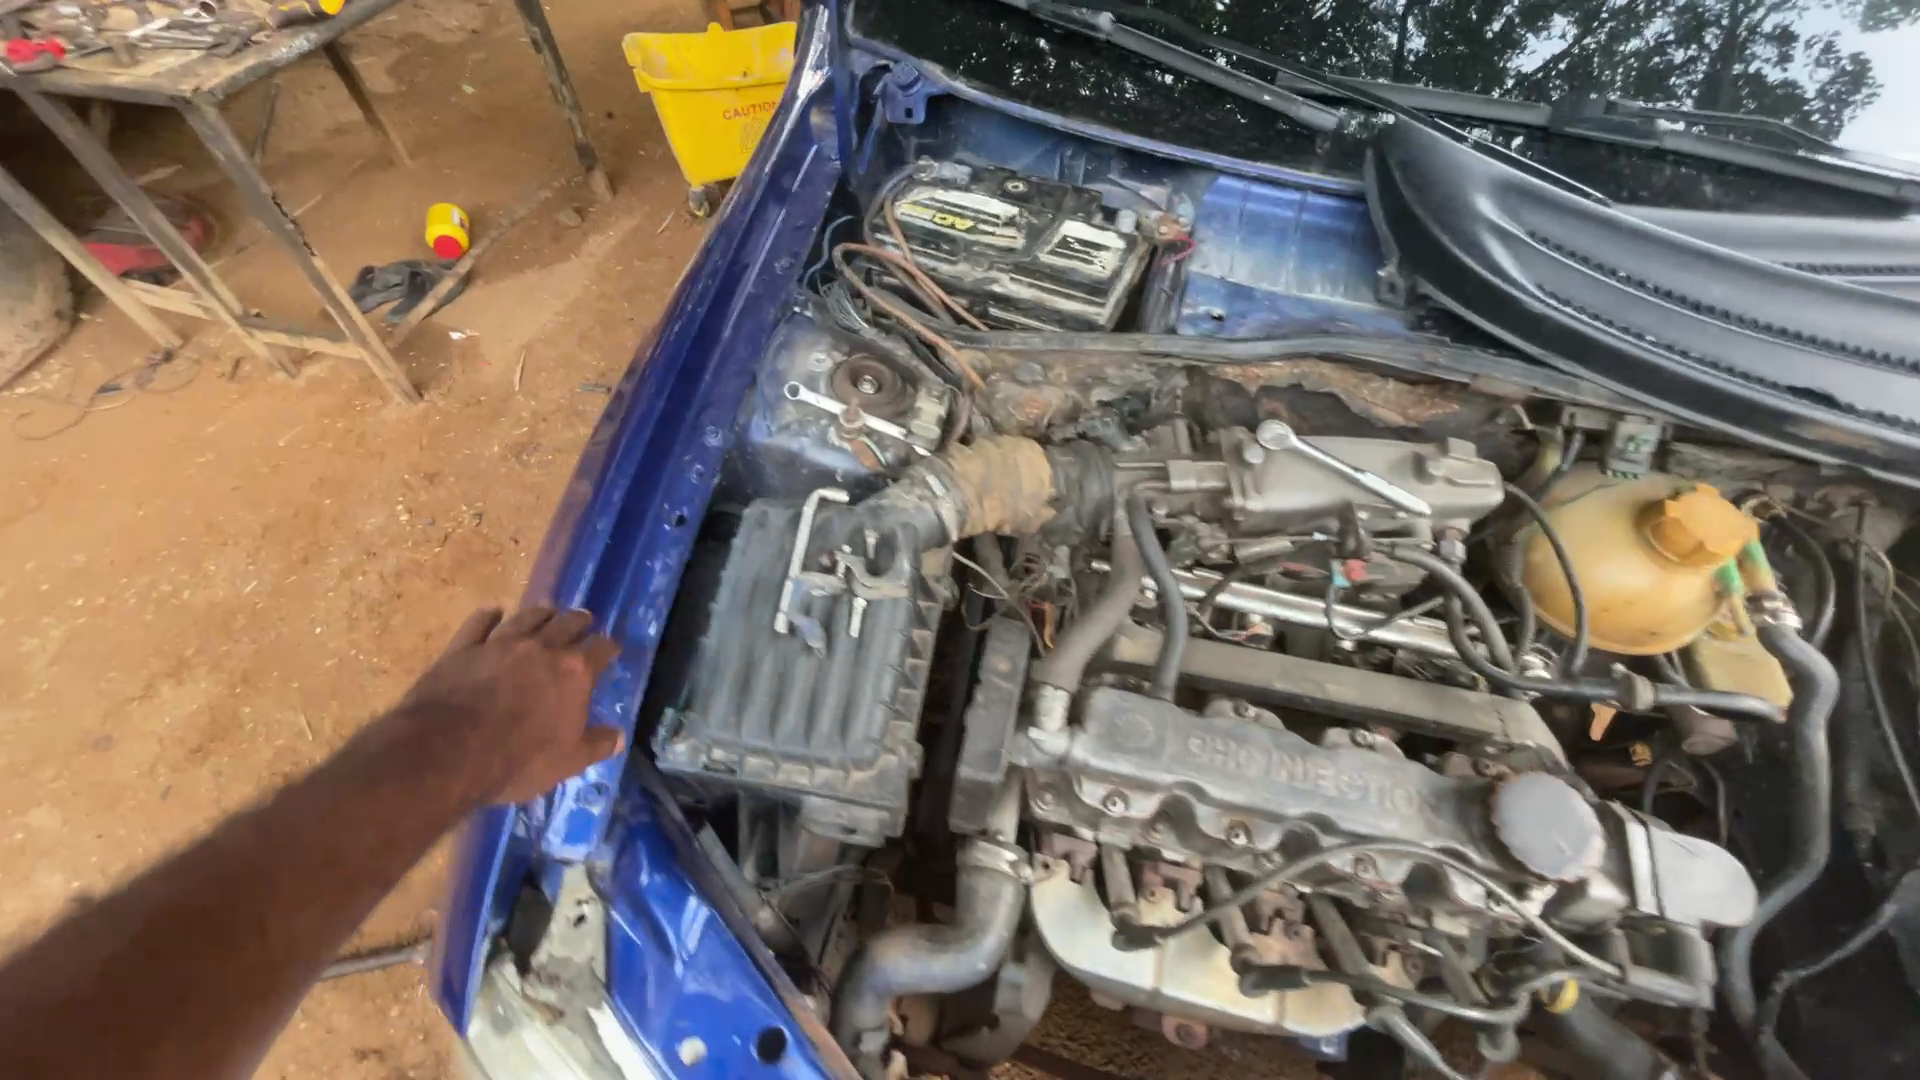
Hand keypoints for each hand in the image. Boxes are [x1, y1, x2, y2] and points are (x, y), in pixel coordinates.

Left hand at [400, 606, 624, 803]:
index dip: (608, 647)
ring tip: (547, 611)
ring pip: (527, 617)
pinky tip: (492, 613)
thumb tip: (619, 737)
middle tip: (584, 620)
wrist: (445, 753)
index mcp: (574, 672)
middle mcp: (542, 649)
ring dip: (540, 613)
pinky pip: (478, 624)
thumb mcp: (567, 762)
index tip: (611, 649)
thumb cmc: (517, 760)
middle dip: (579, 621)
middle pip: (567, 624)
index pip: (600, 649)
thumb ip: (596, 746)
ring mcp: (500, 645)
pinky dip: (488, 616)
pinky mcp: (462, 649)